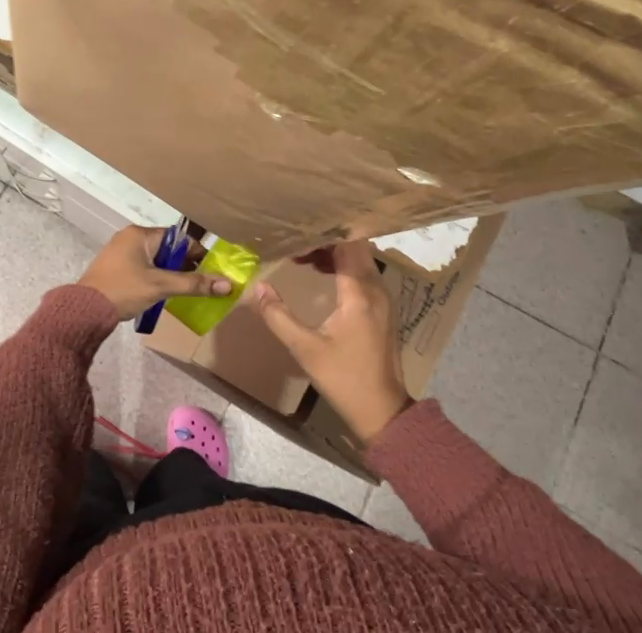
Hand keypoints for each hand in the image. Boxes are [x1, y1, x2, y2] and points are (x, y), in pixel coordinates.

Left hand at [77, 225, 233, 320]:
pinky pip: (143, 269)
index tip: (212, 271)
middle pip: (167, 249)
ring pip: (155, 260)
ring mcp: (120, 253)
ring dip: (169, 274)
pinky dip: (155, 278)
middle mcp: (129, 238)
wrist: (84, 309)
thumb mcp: (161, 286)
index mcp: (139, 234)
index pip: (177, 238)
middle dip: (184, 266)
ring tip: (184, 291)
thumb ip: (193, 284)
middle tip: (201, 284)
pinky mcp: (115, 269)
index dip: (196, 254)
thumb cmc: (123, 290)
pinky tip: (162, 294)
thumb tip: (228, 284)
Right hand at [251, 240, 409, 443]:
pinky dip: (344, 267)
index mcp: (359, 294)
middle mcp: (376, 289)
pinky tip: (321, 275)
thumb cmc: (343, 378)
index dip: (324, 234)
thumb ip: (278, 316)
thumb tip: (258, 287)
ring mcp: (383, 299)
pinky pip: (364, 274)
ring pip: (361, 259)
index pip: (347, 245)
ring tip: (304, 255)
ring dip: (335, 252)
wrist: (381, 409)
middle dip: (327, 239)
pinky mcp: (382, 309)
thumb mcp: (304, 348)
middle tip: (297, 240)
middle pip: (356, 247)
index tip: (298, 231)